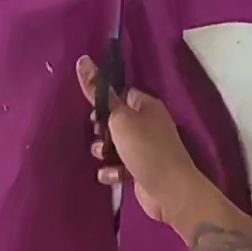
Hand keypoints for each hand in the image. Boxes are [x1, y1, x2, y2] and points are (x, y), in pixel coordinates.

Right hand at [76, 56, 208, 225]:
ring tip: (104, 157)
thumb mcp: (119, 118)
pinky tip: (111, 176)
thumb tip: (82, 59)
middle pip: (114, 121)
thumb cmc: (146, 149)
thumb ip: (99, 93)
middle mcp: (147, 124)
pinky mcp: (140, 170)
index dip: (105, 103)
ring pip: (113, 145)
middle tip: (98, 136)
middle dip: (101, 131)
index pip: (121, 95)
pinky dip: (112, 171)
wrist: (169, 190)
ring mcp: (144, 148)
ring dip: (103, 152)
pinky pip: (118, 166)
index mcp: (147, 106)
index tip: (93, 112)